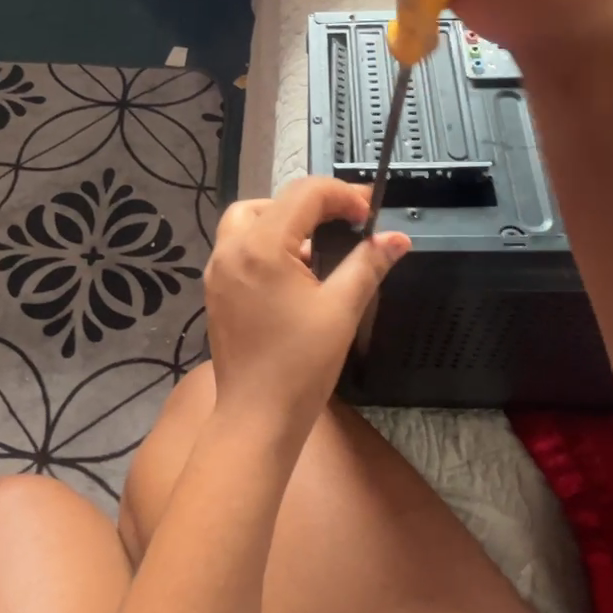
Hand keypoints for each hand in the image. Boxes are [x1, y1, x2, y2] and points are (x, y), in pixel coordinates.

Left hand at [203, 178, 409, 429]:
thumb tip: (396, 238)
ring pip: (248, 222)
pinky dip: (266, 245)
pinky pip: (238, 248)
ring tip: (319, 247)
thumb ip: (368, 265)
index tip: (369, 213)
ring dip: (283, 222)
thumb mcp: (342, 310)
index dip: (341, 195)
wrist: (257, 418)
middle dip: (309, 204)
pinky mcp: (216, 290)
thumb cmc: (300, 366)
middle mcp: (230, 250)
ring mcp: (217, 271)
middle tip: (343, 222)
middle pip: (270, 202)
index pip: (303, 194)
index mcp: (260, 247)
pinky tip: (295, 274)